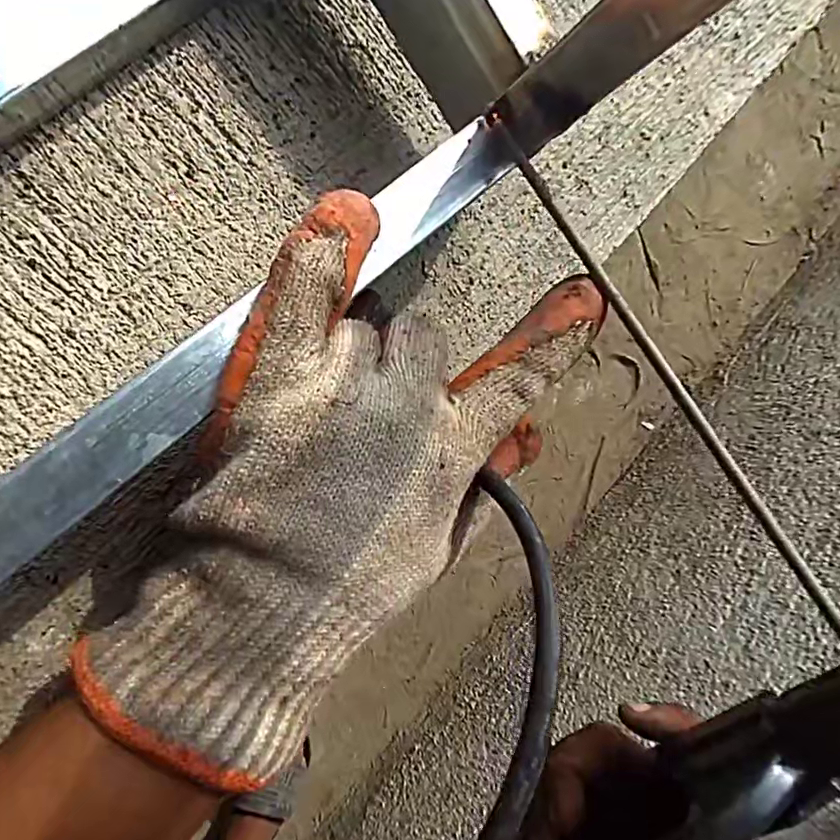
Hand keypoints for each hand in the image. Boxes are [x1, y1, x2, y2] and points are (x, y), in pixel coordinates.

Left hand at [72, 190, 605, 792]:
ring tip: (316, 397)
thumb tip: (522, 441)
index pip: (515, 384)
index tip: (580, 305)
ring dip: (348, 346)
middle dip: (402, 358)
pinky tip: (336, 228)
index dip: (547, 344)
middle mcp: (407, 409)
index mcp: (448, 456)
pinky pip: (306, 288)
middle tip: (363, 399)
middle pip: (425, 335)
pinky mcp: (281, 379)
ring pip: (365, 322)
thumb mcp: (430, 555)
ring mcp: (345, 386)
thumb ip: (478, 490)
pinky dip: (320, 257)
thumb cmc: (341, 597)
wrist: (259, 611)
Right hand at [519, 705, 759, 839]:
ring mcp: (610, 818)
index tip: (634, 717)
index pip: (691, 757)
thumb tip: (729, 821)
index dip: (669, 724)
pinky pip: (543, 794)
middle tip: (565, 817)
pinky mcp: (573, 830)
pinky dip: (534, 816)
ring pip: (572, 763)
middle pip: (612, 746)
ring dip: (551, 797)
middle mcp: (654, 813)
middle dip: (577, 768)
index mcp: (699, 830)